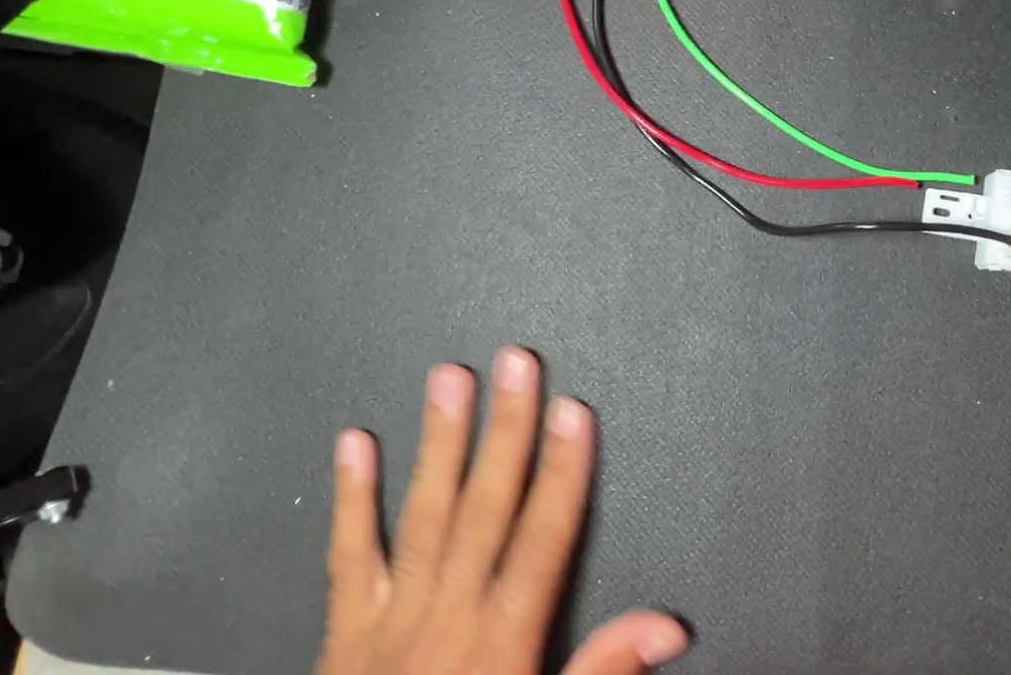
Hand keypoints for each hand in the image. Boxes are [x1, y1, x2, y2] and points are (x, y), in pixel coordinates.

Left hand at [317, 349, 688, 674]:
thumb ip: (604, 672)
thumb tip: (664, 626)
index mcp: (500, 643)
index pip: (543, 539)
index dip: (564, 472)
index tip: (574, 415)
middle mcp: (447, 619)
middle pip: (485, 508)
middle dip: (507, 430)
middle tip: (516, 366)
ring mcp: (392, 618)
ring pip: (424, 514)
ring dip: (440, 443)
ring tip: (449, 380)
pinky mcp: (346, 629)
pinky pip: (349, 556)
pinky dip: (352, 498)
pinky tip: (356, 445)